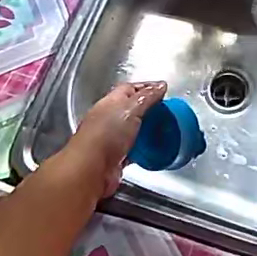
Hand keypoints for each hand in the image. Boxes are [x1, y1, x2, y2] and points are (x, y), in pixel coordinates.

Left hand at [63, 81, 166, 198]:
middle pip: (131, 109)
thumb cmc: (105, 135)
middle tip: (166, 110)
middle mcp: (108, 119)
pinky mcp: (115, 158)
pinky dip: (143, 149)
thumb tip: (159, 86)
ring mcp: (110, 139)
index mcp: (110, 102)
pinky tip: (152, 150)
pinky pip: (132, 150)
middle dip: (148, 109)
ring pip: (132, 130)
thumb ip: (146, 97)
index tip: (161, 89)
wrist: (91, 169)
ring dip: (146, 130)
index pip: (129, 89)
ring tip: (163, 130)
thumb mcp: (131, 109)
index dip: (146, 87)